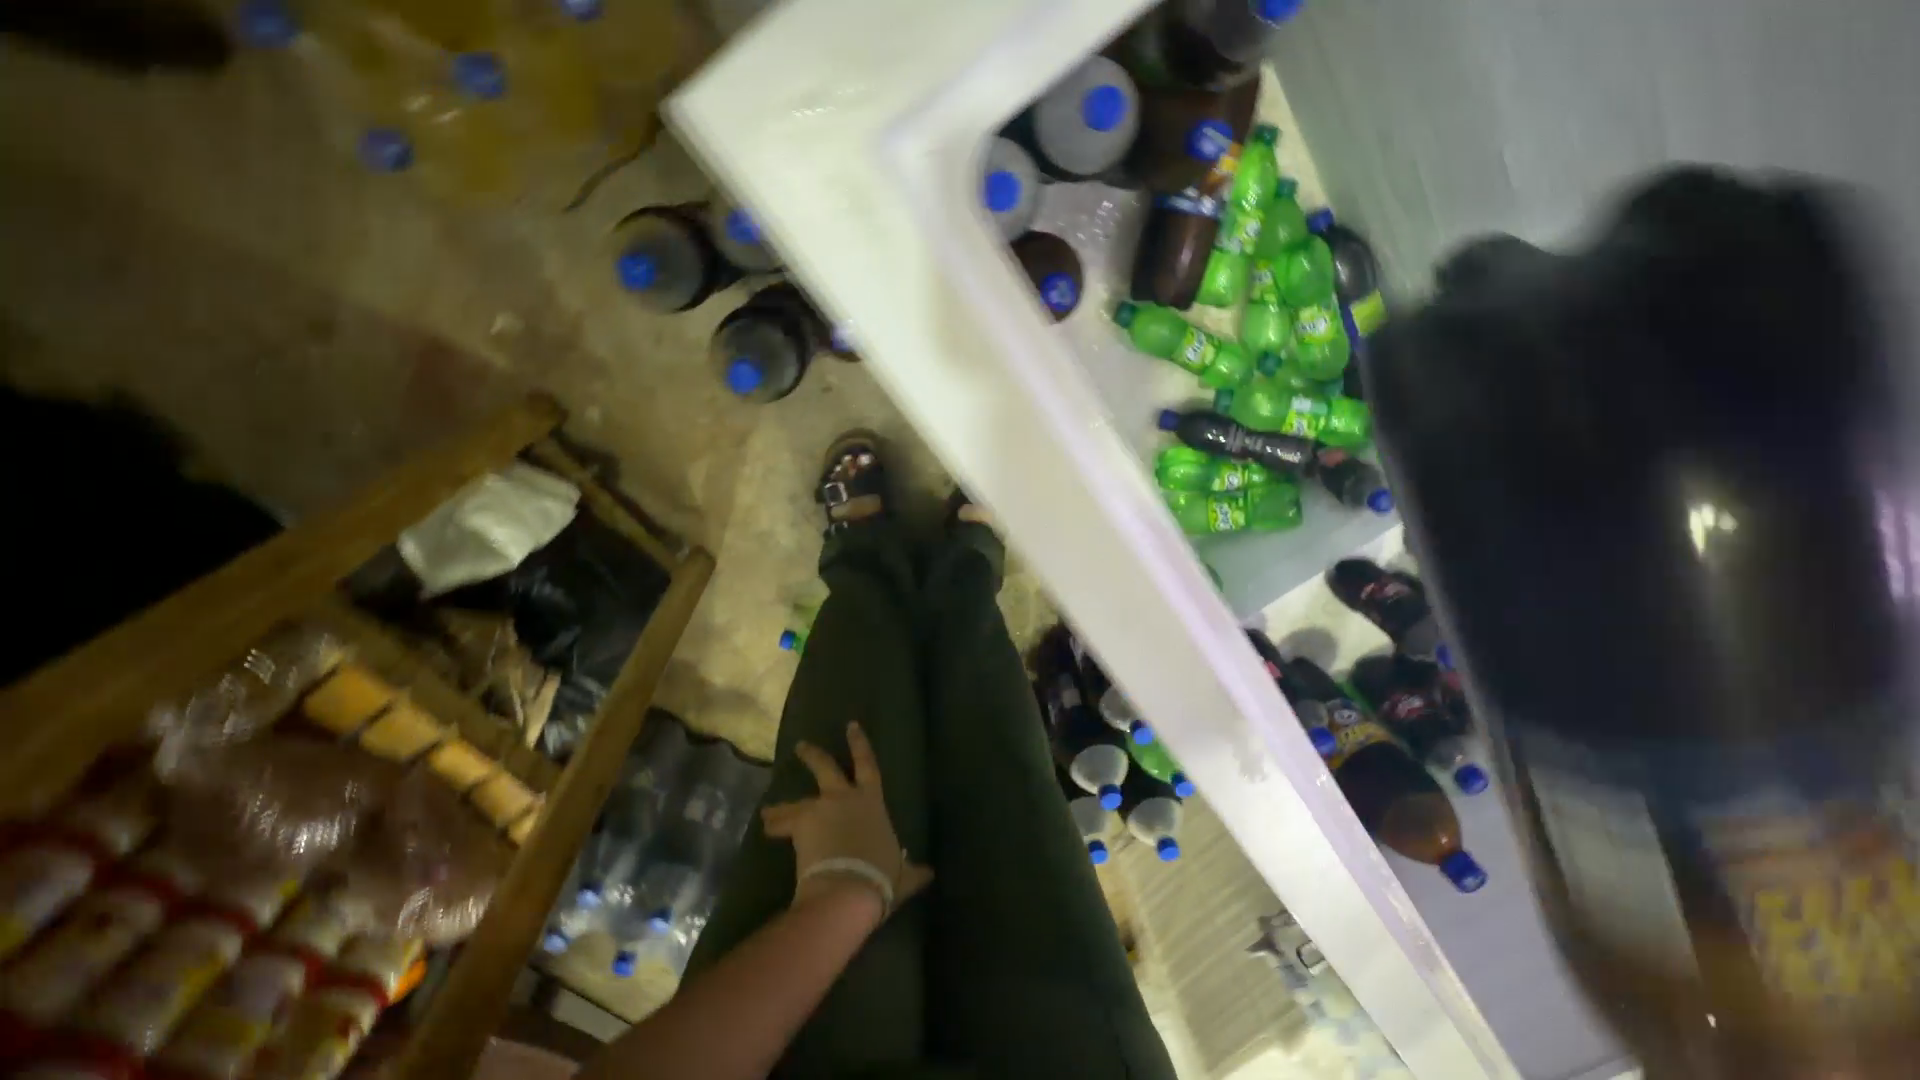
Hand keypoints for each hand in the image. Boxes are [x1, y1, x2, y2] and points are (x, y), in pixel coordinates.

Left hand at [760, 721, 931, 915]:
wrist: (848, 887)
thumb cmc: (880, 876)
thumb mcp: (902, 875)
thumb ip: (913, 871)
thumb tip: (928, 873)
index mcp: (872, 802)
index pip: (868, 765)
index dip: (860, 744)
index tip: (851, 726)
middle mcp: (844, 797)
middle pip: (825, 767)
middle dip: (812, 755)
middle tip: (800, 746)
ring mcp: (820, 809)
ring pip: (796, 800)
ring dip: (781, 805)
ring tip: (768, 810)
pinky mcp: (799, 825)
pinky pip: (782, 823)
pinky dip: (775, 826)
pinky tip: (767, 829)